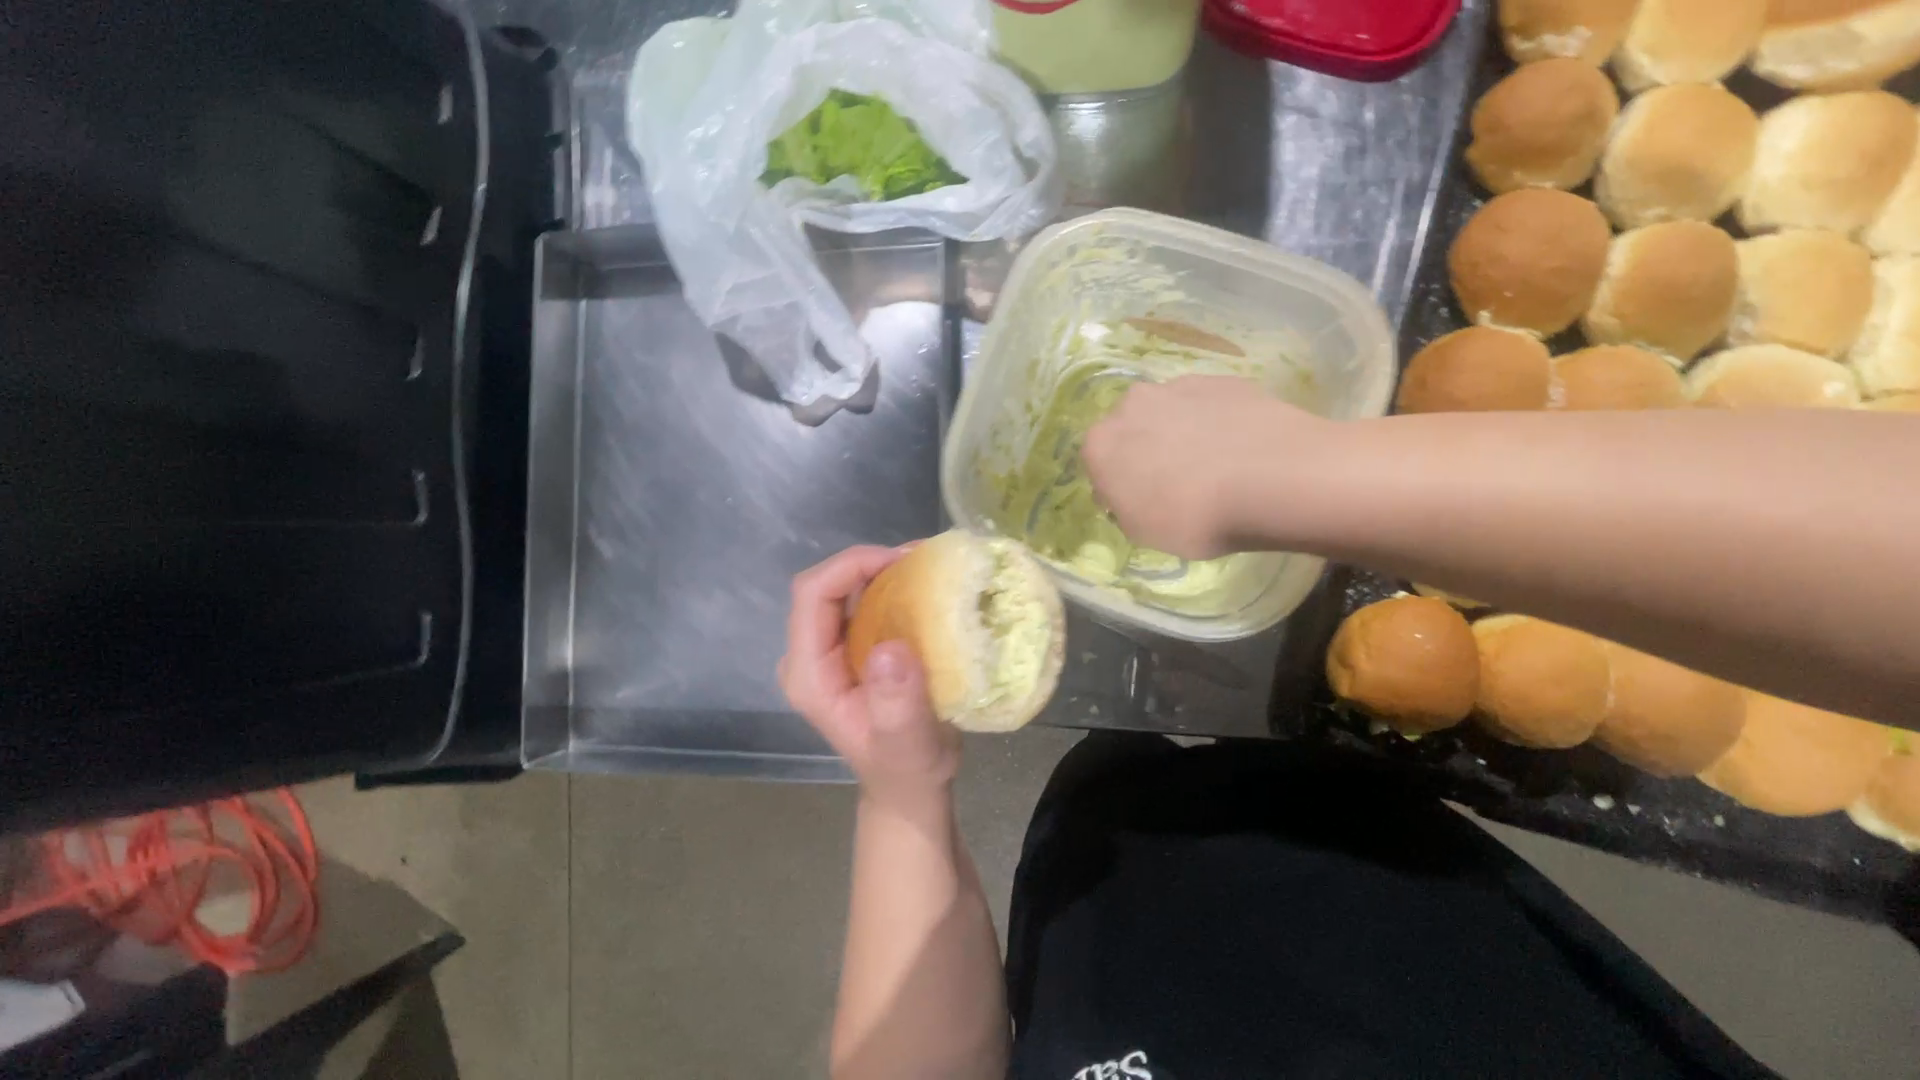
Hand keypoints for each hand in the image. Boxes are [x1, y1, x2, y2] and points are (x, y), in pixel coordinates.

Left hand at [779, 546, 960, 808]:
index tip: (902, 561)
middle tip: (922, 560)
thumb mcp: (907, 742)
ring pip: (844, 591)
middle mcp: (810, 657)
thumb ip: (896, 703)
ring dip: (882, 573)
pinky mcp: (849, 652)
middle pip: (826, 587)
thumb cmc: (907, 771)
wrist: (909, 790)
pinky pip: (862, 604)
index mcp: (809, 675)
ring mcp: (828, 653)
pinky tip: (924, 586)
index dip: (851, 566)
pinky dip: (891, 588)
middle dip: (870, 563)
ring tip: (928, 567)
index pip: (812, 595)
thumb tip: (890, 649)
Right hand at [1082, 376, 1321, 559]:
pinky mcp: (1222, 379)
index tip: (1142, 502)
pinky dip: (1218, 421)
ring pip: (1170, 412)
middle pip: (1131, 428)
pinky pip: (1209, 405)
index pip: (1098, 463)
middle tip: (1177, 482)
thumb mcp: (1145, 533)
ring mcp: (1178, 386)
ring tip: (1216, 464)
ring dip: (1182, 431)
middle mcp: (1131, 405)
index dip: (1119, 483)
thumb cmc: (1195, 518)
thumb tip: (1134, 492)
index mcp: (1101, 444)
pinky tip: (1242, 448)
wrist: (1273, 479)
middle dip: (1146, 449)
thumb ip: (1127, 507)